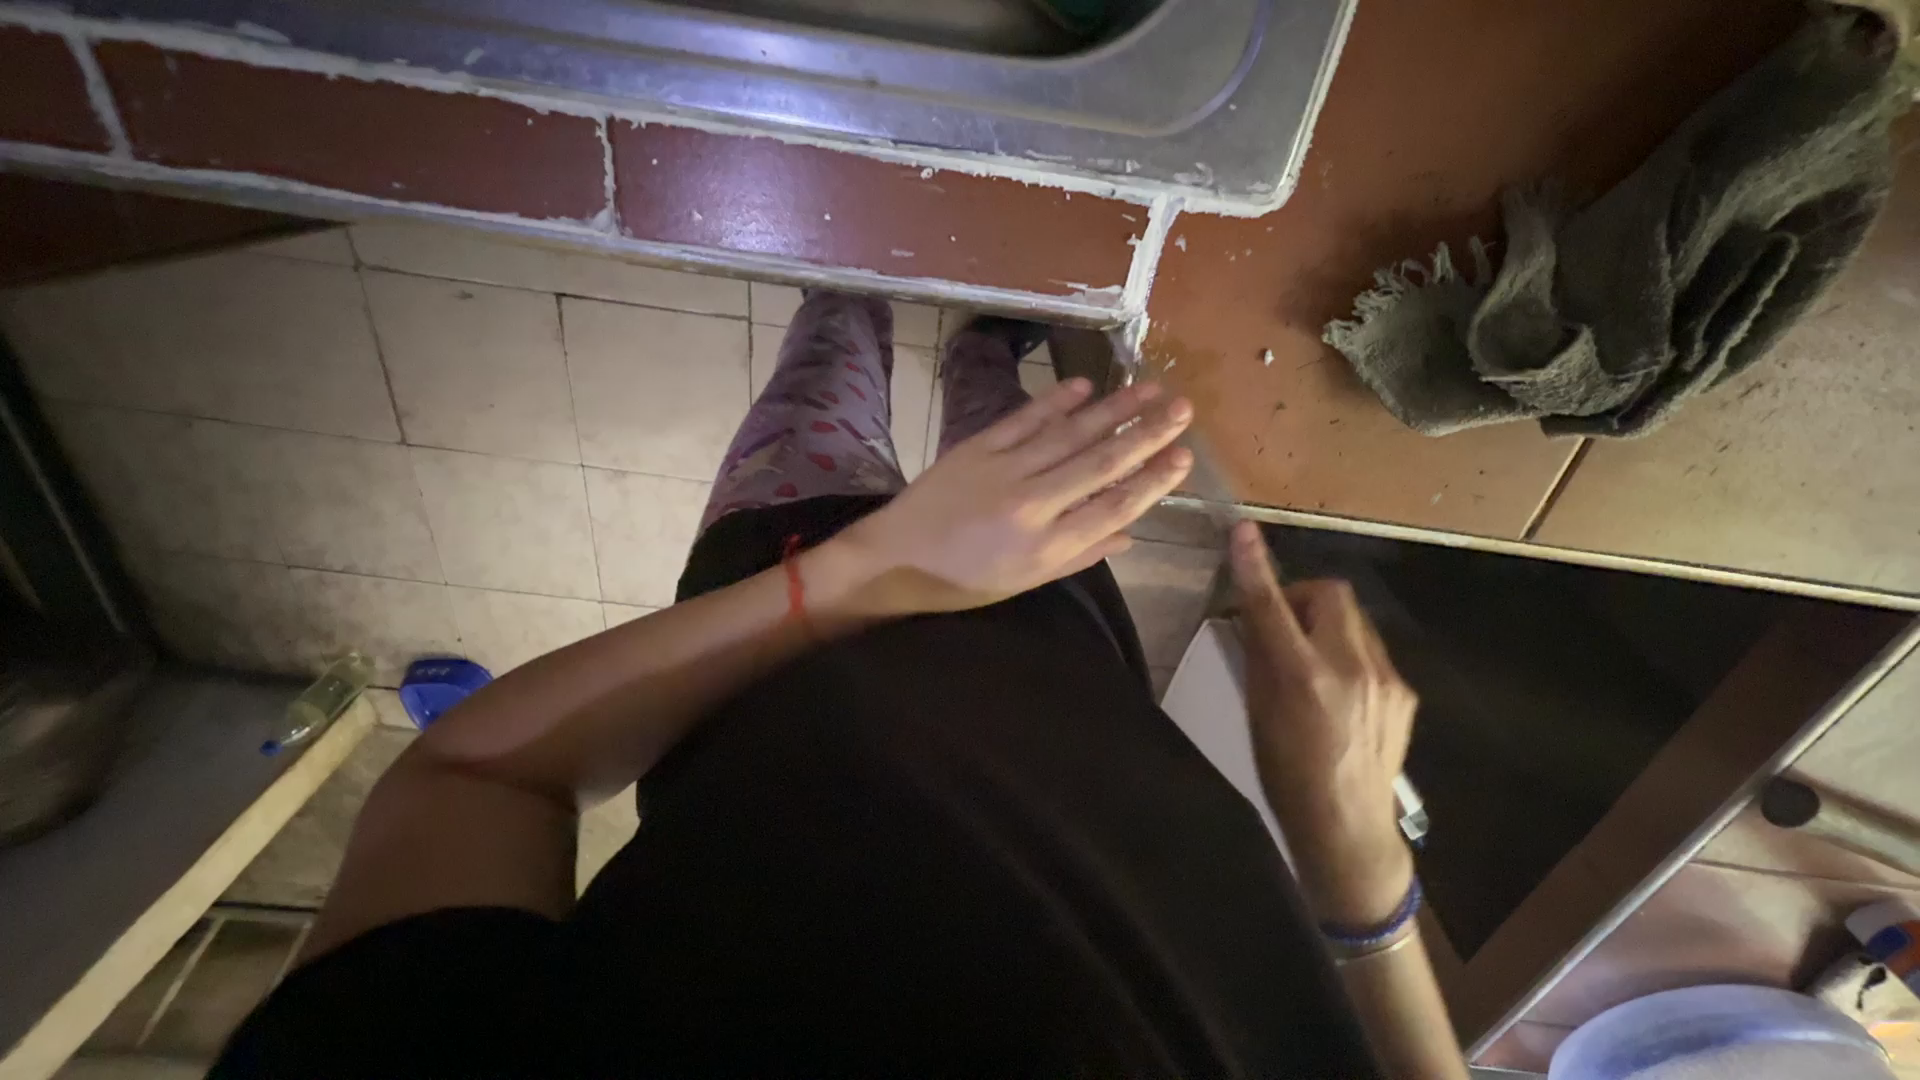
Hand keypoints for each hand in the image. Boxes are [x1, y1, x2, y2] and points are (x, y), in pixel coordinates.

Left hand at [832, 378, 1192, 614]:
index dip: (1153, 481)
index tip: (1185, 457)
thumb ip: (1079, 555)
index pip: (1114, 507)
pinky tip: (1085, 386)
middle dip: (1146, 433)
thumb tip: (1131, 535)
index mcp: (1047, 547)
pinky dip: (1056, 402)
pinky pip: (1025, 420)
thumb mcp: (1024, 581)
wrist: (895, 558)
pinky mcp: (978, 447)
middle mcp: (1033, 505)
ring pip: (1069, 435)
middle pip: (1100, 463)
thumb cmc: (962, 581)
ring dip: (1113, 409)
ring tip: (1150, 387)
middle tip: (1184, 408)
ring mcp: (1004, 470)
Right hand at [1227, 520, 1416, 926]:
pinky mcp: (1404, 692)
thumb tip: (1251, 615)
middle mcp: (1350, 669)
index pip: (1271, 606)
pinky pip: (1370, 650)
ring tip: (1308, 658)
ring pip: (1352, 619)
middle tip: (1281, 622)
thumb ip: (1259, 656)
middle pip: (1329, 593)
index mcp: (1302, 678)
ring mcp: (1385, 679)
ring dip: (1323, 622)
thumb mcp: (1257, 713)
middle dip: (1301, 594)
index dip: (1254, 566)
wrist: (1347, 826)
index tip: (1243, 531)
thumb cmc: (1285, 774)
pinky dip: (1345, 651)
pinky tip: (1336, 687)